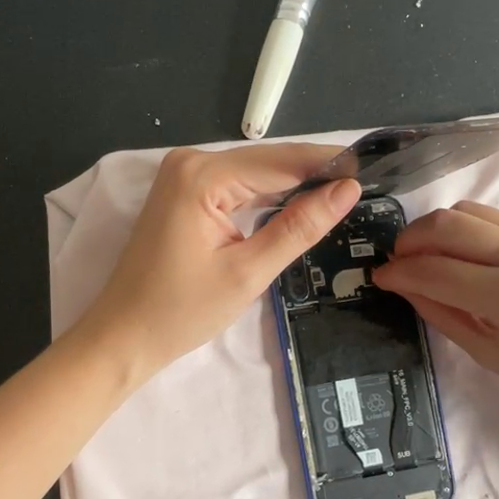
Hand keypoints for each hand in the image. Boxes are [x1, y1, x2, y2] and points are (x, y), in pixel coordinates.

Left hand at [71, 143, 359, 378]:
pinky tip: (298, 204)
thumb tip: (347, 190)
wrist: (122, 336)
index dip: (329, 165)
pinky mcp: (182, 193)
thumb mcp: (248, 272)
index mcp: (203, 175)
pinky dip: (266, 197)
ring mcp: (182, 175)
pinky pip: (236, 187)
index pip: (282, 161)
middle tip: (368, 184)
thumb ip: (299, 227)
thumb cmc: (180, 312)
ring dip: (293, 185)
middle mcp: (191, 162)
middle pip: (268, 162)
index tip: (375, 168)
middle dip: (314, 174)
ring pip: (254, 173)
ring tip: (343, 194)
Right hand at [372, 202, 498, 428]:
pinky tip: (459, 253)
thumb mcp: (490, 354)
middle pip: (446, 226)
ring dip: (435, 229)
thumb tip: (405, 287)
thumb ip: (443, 315)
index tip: (378, 278)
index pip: (435, 271)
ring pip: (468, 211)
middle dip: (409, 242)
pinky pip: (494, 217)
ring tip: (422, 256)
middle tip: (395, 263)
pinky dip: (465, 228)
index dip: (398, 273)